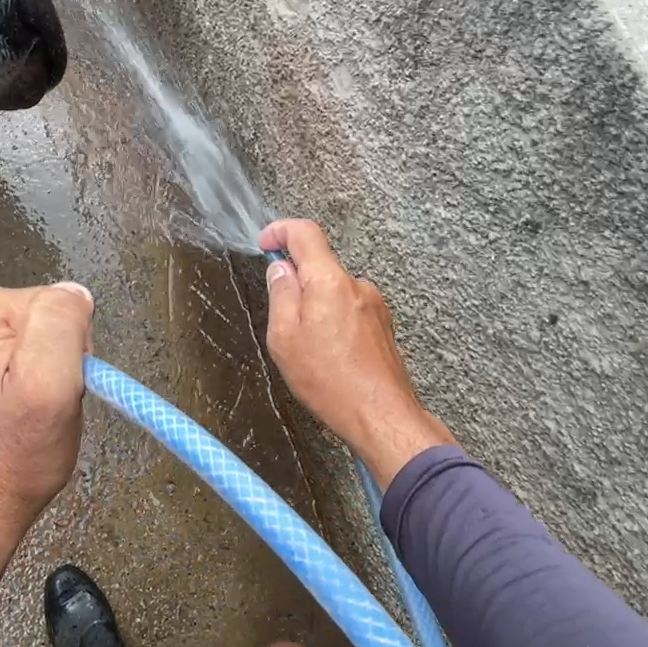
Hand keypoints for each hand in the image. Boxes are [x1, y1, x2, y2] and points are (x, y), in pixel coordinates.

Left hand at [0, 282, 94, 601]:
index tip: (57, 384)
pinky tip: (16, 410)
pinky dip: (28, 383)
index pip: (60, 302)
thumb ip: (64, 320)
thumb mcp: (52, 381)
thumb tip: (76, 294)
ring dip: (45, 372)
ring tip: (29, 409)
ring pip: (36, 340)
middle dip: (58, 357)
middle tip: (44, 400)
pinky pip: (18, 359)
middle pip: (46, 317)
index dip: (73, 346)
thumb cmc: (13, 456)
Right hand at [260, 220, 453, 487]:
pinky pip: (348, 309)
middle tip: (281, 317)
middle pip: (319, 263)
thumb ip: (281, 294)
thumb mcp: (284, 336)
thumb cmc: (330, 380)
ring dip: (315, 305)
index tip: (266, 242)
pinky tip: (327, 355)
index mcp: (329, 281)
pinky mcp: (381, 326)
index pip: (305, 232)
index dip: (280, 230)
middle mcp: (356, 286)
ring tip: (306, 347)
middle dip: (295, 280)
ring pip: (333, 290)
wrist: (380, 415)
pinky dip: (332, 321)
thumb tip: (280, 269)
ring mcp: (373, 306)